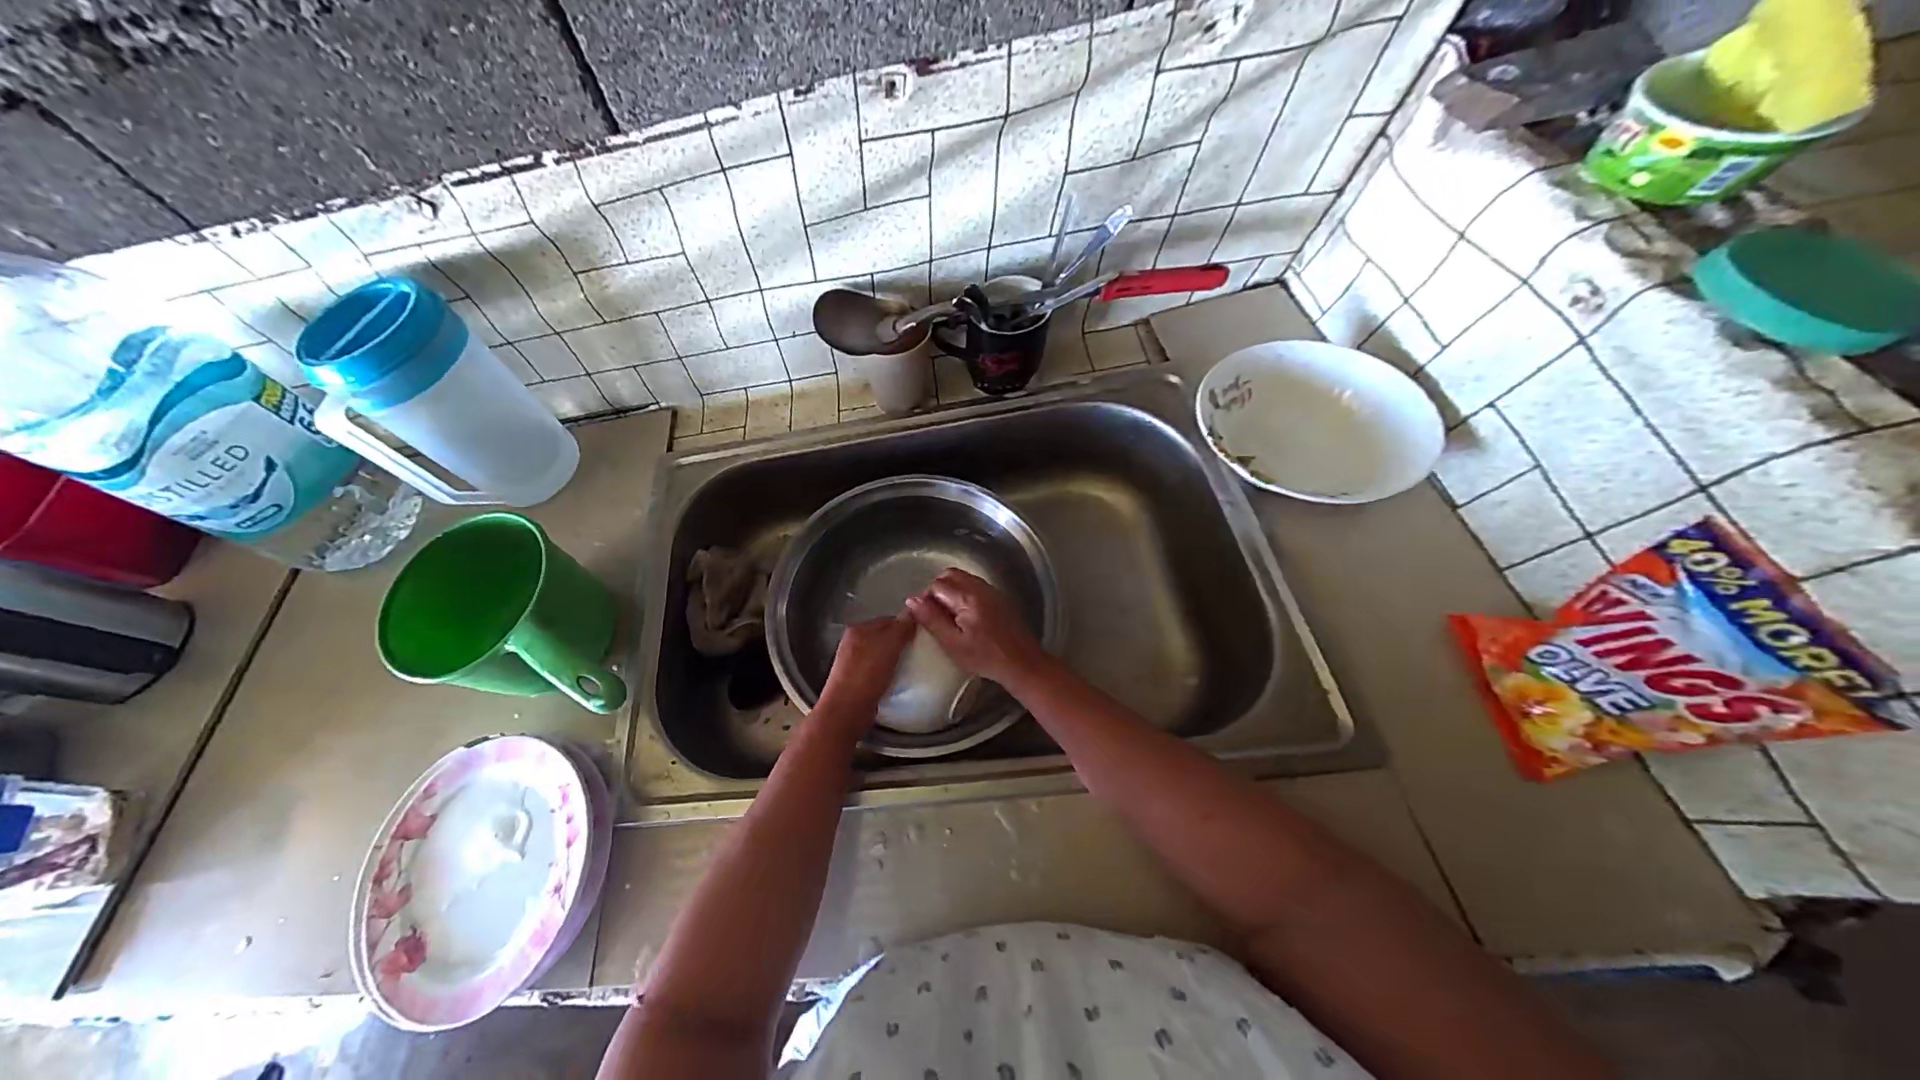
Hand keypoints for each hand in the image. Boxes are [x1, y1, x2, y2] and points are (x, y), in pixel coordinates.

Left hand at [816, 614, 916, 720]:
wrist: (847, 710)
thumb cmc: (866, 674)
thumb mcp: (889, 644)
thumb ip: (901, 627)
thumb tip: (912, 613)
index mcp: (858, 630)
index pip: (888, 620)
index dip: (906, 625)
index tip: (921, 635)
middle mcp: (852, 644)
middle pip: (884, 637)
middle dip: (901, 643)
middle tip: (919, 651)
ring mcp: (852, 664)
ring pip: (881, 655)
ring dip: (896, 660)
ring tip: (911, 667)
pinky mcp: (856, 682)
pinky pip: (878, 672)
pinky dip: (889, 674)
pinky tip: (897, 681)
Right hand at [905, 568, 1045, 687]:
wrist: (1022, 662)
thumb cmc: (985, 657)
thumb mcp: (952, 643)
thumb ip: (931, 619)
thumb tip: (911, 600)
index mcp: (967, 597)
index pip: (937, 585)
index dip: (926, 599)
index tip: (926, 618)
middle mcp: (980, 587)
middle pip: (950, 575)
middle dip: (937, 590)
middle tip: (936, 615)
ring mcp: (992, 590)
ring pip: (963, 578)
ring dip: (951, 590)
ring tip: (949, 617)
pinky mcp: (1000, 597)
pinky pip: (975, 585)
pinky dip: (964, 593)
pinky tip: (965, 616)